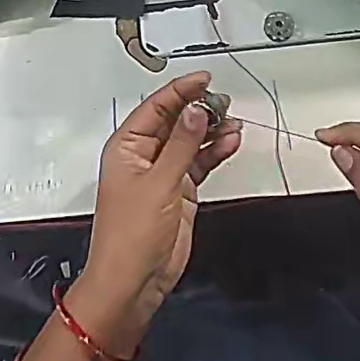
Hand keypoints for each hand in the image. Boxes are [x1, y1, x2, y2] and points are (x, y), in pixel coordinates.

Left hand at [75, 71, 240, 356]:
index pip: (156, 107)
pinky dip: (214, 152)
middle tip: (223, 101)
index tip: (203, 79)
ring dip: (210, 130)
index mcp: (127, 146)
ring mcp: (162, 172)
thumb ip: (182, 145)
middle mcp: (143, 154)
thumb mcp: (159, 183)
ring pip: (190, 141)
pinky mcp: (178, 190)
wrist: (133, 281)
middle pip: (174, 121)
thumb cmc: (129, 236)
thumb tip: (195, 111)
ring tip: (233, 120)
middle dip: (198, 109)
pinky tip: (230, 142)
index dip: (180, 90)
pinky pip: (199, 163)